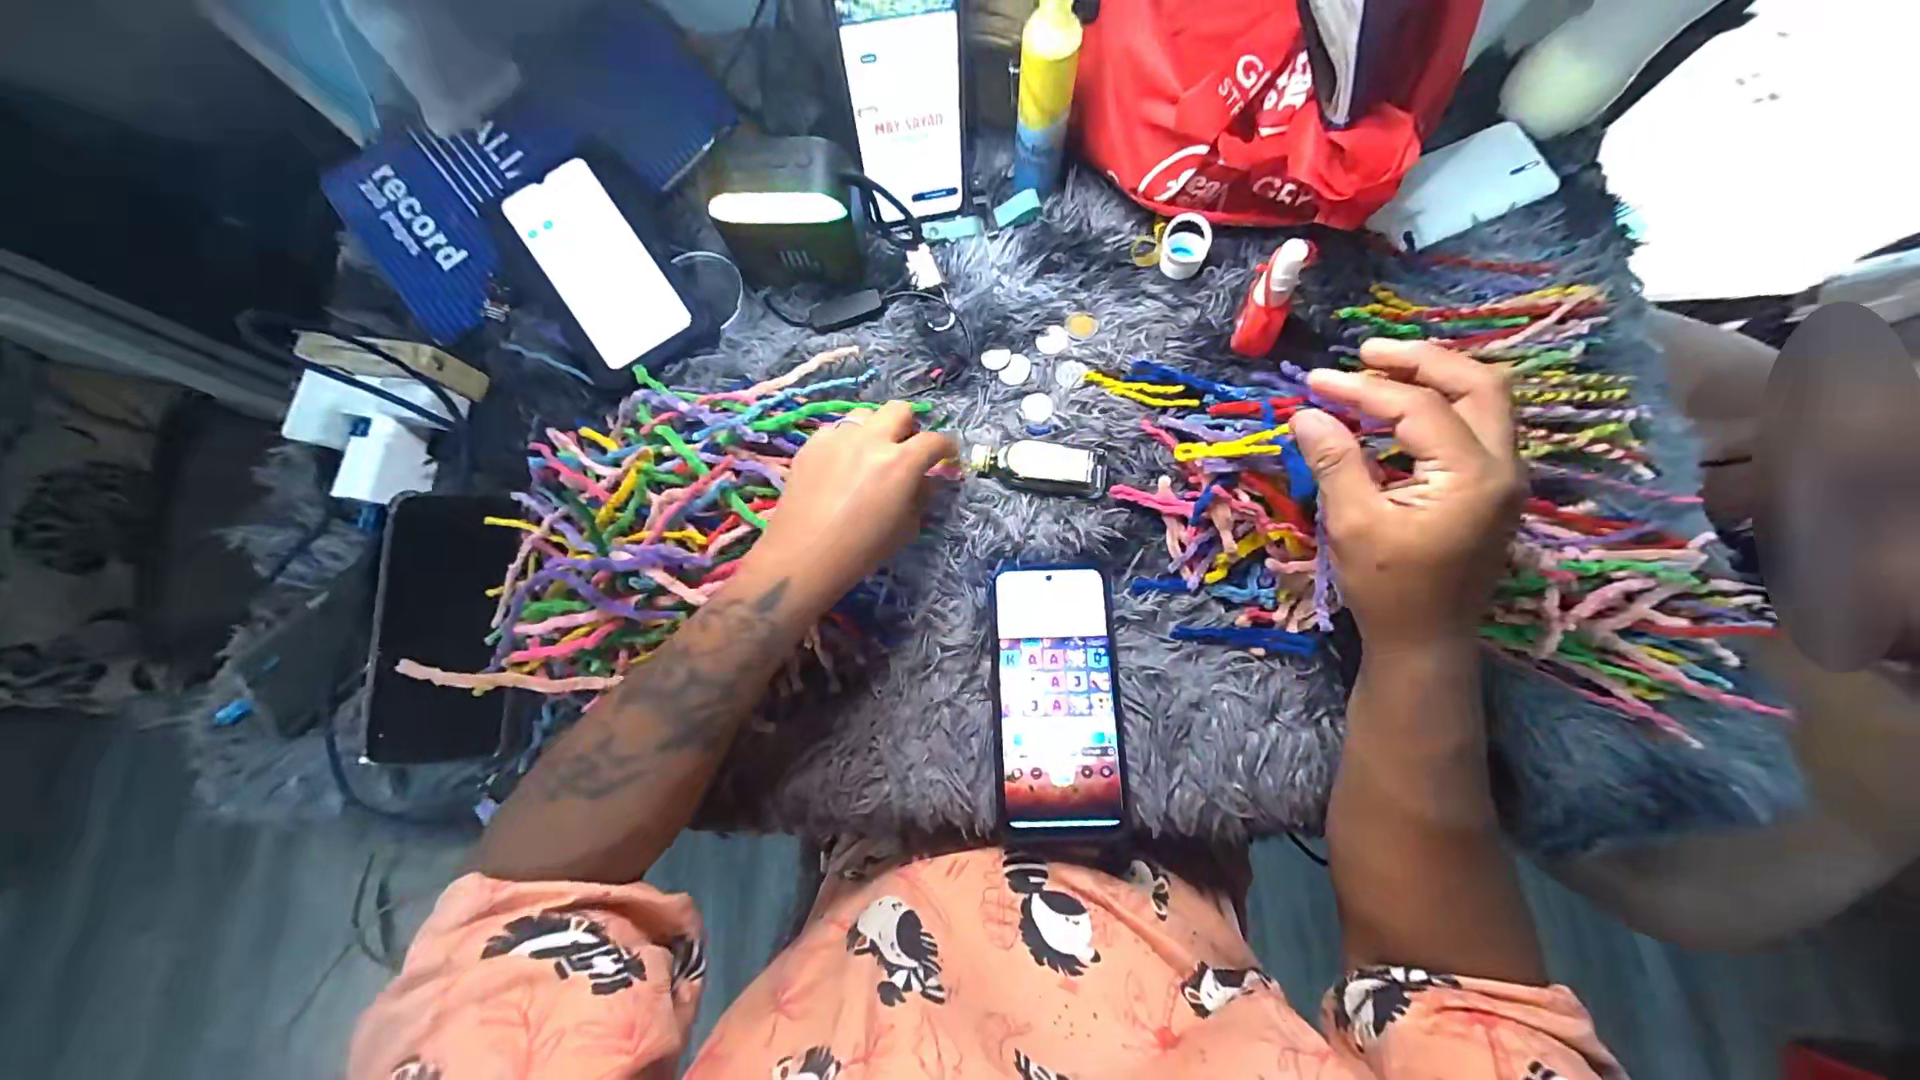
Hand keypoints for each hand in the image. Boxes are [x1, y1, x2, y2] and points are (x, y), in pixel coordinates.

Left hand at [742, 401, 956, 604]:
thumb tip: (923, 479)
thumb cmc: (863, 549)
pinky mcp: (812, 444)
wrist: (804, 555)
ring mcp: (838, 437)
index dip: (947, 447)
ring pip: (865, 415)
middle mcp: (871, 440)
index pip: (935, 440)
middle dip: (910, 426)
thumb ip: (920, 495)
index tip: (946, 455)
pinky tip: (841, 464)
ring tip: (870, 453)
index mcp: (901, 462)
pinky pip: (836, 430)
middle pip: (899, 410)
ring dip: (876, 429)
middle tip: (906, 447)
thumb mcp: (906, 527)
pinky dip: (846, 441)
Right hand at [1290, 339, 1523, 651]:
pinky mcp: (1489, 489)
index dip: (1362, 388)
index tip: (1313, 381)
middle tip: (1365, 353)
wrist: (1424, 640)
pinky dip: (1435, 408)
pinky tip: (1395, 413)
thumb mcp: (1353, 522)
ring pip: (1483, 401)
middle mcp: (1503, 466)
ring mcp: (1503, 477)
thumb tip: (1305, 414)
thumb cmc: (1387, 587)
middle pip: (1477, 384)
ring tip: (1377, 373)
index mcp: (1472, 475)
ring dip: (1433, 379)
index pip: (1418, 407)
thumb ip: (1335, 461)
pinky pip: (1472, 427)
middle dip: (1420, 360)